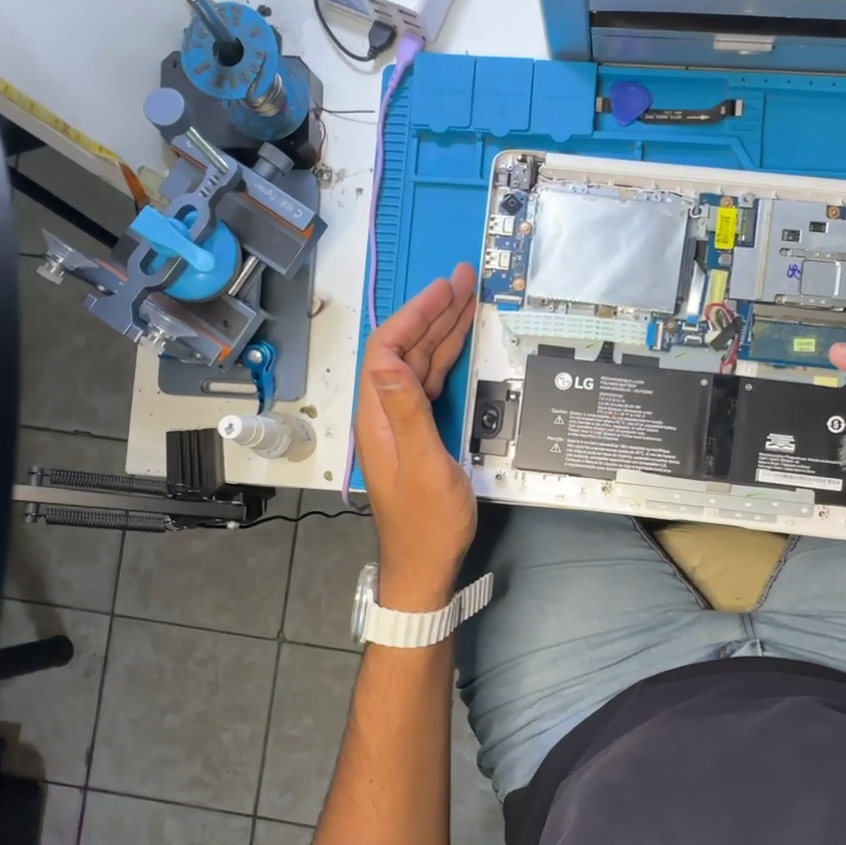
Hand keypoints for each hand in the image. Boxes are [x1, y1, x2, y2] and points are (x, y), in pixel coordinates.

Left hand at [355, 264, 478, 610]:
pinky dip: (447, 359)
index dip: (414, 315)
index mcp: (378, 416)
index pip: (388, 350)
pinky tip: (460, 344)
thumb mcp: (422, 465)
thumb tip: (390, 361)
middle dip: (432, 313)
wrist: (426, 562)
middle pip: (403, 350)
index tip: (443, 289)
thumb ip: (407, 411)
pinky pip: (430, 384)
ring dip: (441, 331)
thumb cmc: (427, 521)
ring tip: (467, 300)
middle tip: (462, 282)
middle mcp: (385, 413)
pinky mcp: (418, 433)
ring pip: (419, 364)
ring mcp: (401, 423)